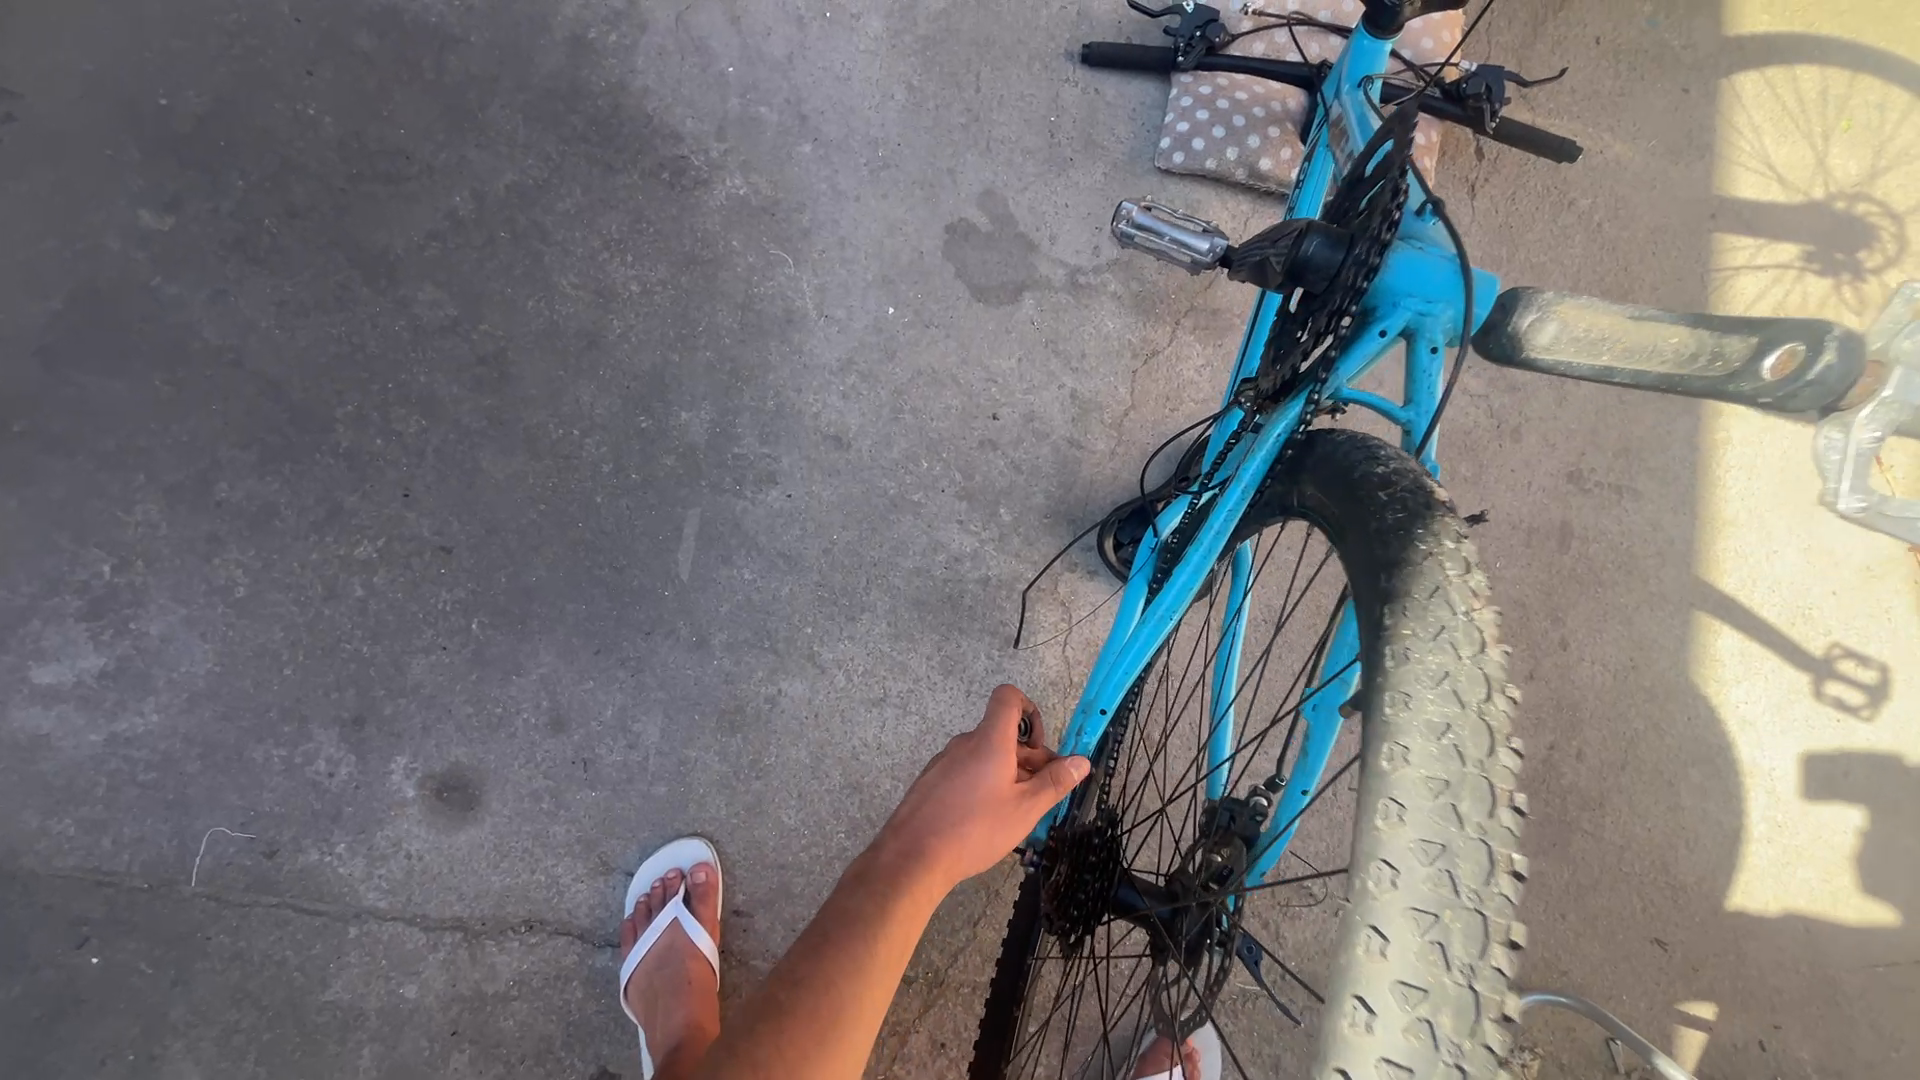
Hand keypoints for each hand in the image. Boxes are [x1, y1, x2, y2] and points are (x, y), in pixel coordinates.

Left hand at [877, 685, 1090, 893]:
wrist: (912, 856)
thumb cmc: (974, 829)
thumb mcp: (1024, 809)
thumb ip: (1054, 782)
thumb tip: (1081, 761)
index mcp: (989, 740)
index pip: (1008, 697)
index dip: (1030, 710)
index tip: (1041, 746)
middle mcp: (965, 743)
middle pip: (1002, 734)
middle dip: (1030, 757)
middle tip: (1045, 793)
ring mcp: (945, 761)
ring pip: (985, 755)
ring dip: (1008, 773)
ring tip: (1018, 812)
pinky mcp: (932, 781)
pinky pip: (967, 771)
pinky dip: (984, 784)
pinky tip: (987, 820)